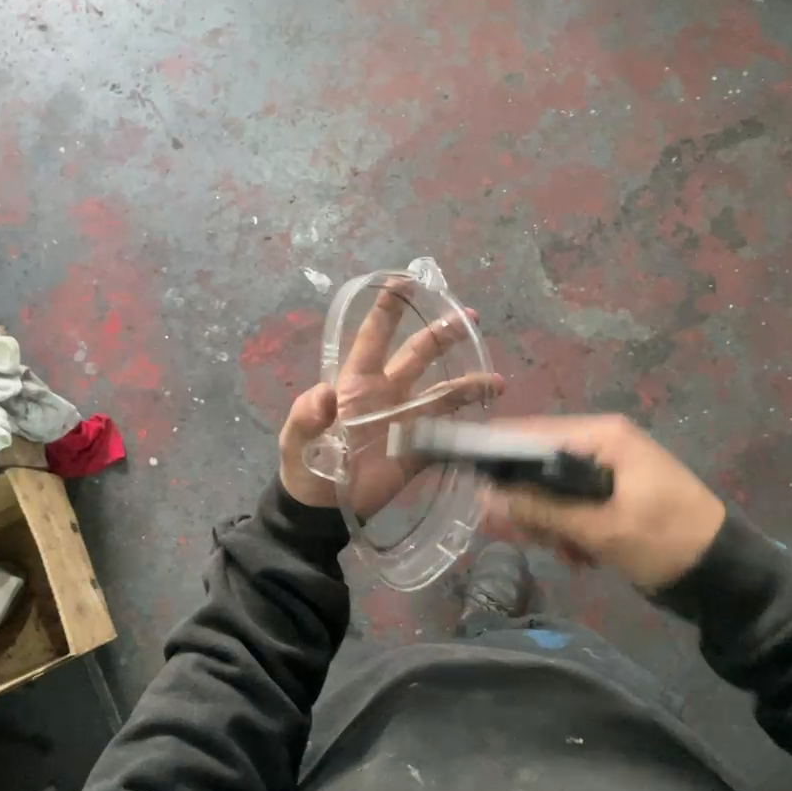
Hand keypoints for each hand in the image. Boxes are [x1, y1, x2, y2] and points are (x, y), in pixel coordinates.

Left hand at [279, 288, 502, 509]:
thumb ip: (307, 415)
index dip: (389, 308)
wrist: (319, 509)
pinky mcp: (417, 450)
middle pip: (417, 354)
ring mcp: (404, 421)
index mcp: (356, 382)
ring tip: (495, 378)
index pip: (373, 336)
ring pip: (442, 391)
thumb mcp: (296, 439)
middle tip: (469, 317)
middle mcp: (386, 393)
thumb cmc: (304, 466)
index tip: (406, 281)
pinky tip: (489, 423)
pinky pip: (447, 434)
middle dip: (441, 334)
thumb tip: (324, 393)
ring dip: (468, 383)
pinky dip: (468, 427)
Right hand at [489, 415, 725, 591]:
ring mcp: (608, 472)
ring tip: (566, 553)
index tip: (478, 491)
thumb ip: (541, 510)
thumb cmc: (666, 543)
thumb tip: (485, 498)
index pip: (532, 434)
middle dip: (530, 504)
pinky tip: (580, 557)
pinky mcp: (613, 498)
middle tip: (530, 537)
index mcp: (603, 437)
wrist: (727, 578)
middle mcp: (602, 445)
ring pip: (551, 491)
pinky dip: (569, 531)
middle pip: (538, 464)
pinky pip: (571, 507)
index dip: (500, 459)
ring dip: (550, 524)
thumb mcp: (601, 529)